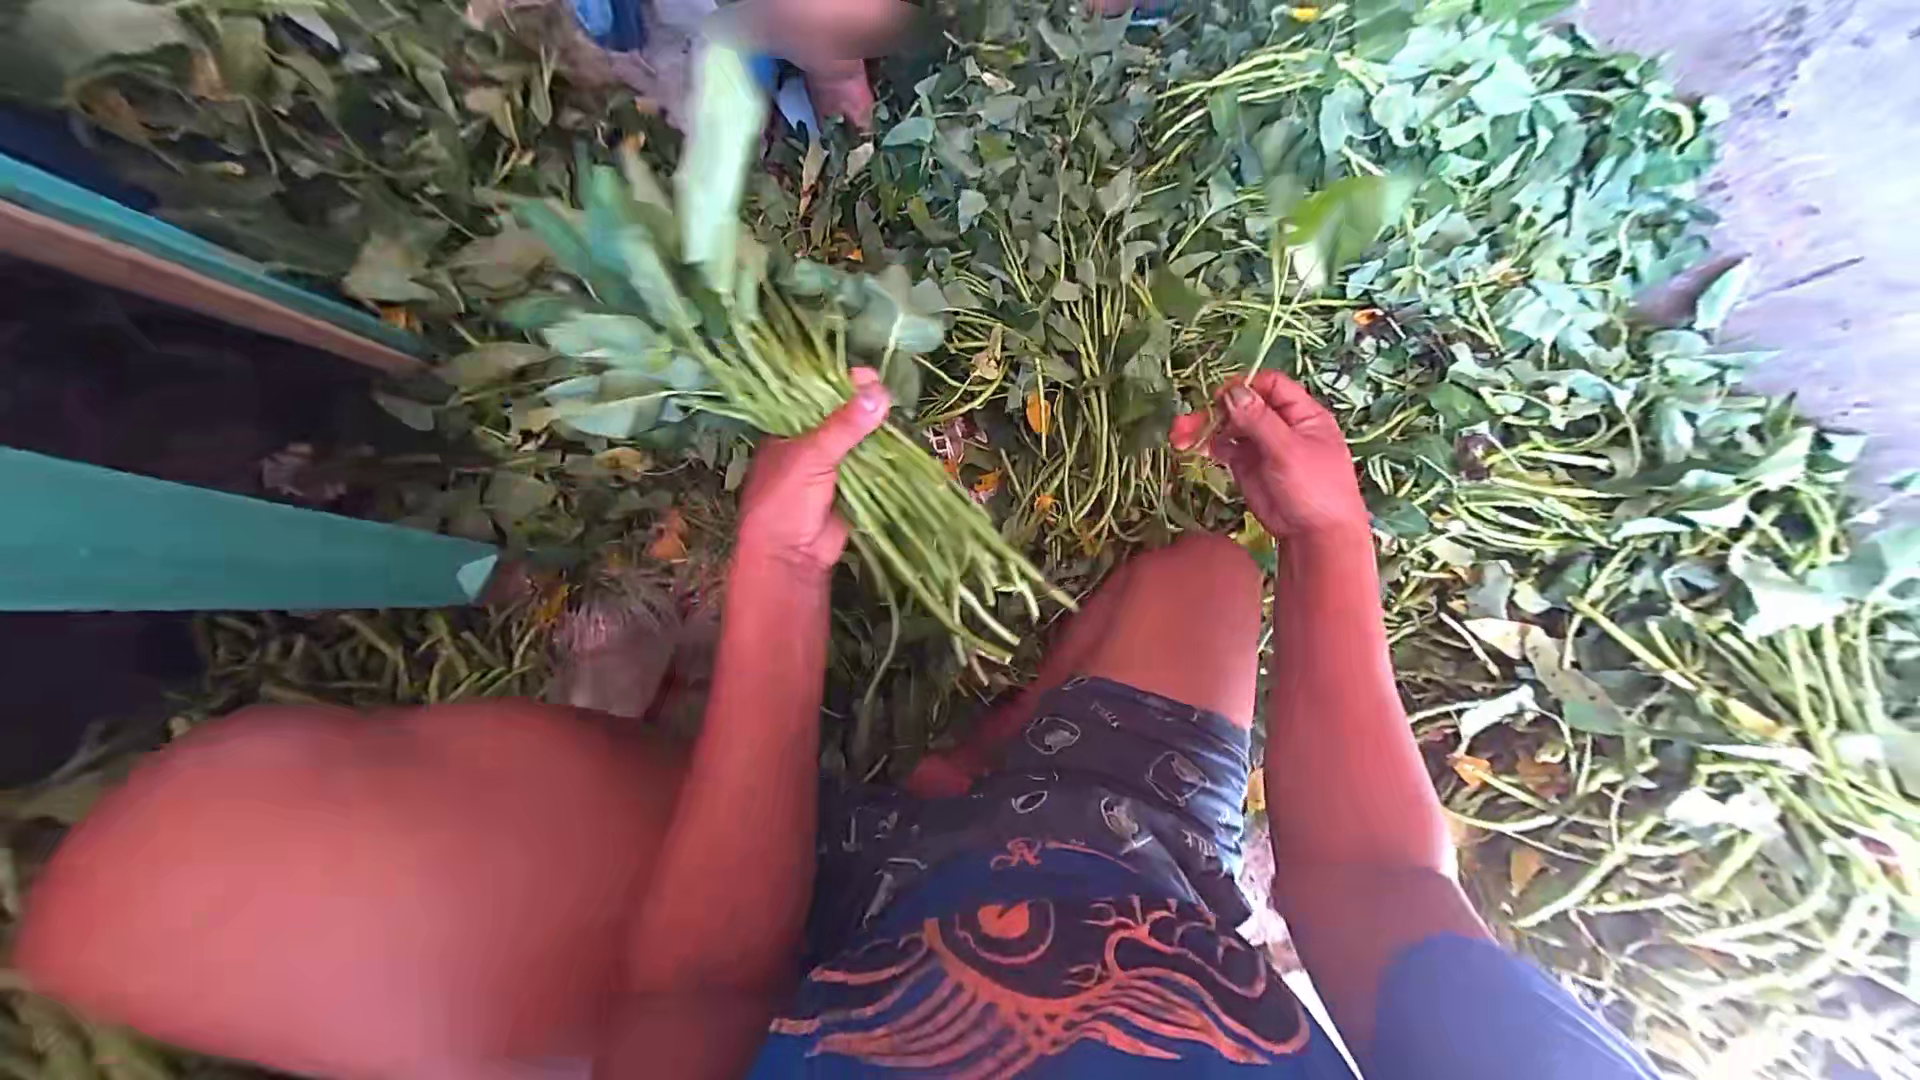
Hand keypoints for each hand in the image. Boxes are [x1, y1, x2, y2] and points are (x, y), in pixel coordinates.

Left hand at [735, 368, 890, 574]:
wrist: (791, 556)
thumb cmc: (786, 500)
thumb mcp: (812, 456)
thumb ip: (845, 426)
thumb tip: (879, 392)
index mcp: (787, 431)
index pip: (814, 397)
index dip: (838, 384)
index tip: (866, 374)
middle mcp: (809, 445)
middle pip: (840, 417)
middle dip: (863, 405)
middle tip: (887, 390)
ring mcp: (831, 467)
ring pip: (858, 441)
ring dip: (877, 430)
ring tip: (899, 410)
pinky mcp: (852, 487)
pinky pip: (870, 466)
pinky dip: (885, 456)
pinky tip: (901, 439)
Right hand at [1169, 373, 1369, 540]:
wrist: (1314, 536)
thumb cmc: (1313, 488)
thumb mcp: (1287, 450)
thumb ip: (1259, 420)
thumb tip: (1232, 392)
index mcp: (1302, 414)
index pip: (1270, 386)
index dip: (1244, 388)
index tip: (1217, 398)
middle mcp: (1280, 425)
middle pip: (1242, 406)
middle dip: (1213, 412)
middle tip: (1185, 424)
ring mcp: (1262, 446)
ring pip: (1229, 427)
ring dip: (1204, 428)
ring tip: (1179, 437)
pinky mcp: (1247, 466)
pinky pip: (1224, 447)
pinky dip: (1207, 445)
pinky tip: (1191, 447)